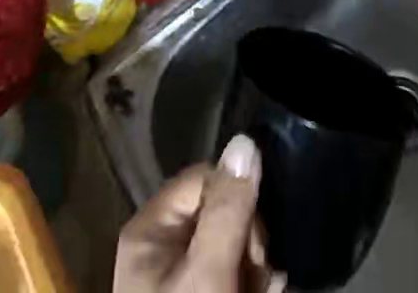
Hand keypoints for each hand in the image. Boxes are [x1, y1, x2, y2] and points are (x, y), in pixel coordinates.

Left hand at [115, 135, 281, 292]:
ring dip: (257, 262)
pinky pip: (230, 269)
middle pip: (221, 210)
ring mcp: (176, 273)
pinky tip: (264, 291)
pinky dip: (252, 280)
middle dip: (251, 239)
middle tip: (262, 272)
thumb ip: (227, 209)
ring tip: (268, 286)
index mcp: (149, 227)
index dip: (238, 202)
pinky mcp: (195, 291)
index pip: (205, 178)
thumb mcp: (206, 272)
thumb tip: (246, 140)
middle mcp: (161, 243)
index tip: (258, 245)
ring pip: (231, 242)